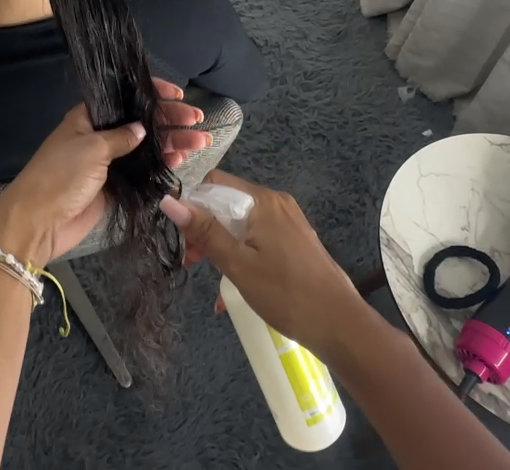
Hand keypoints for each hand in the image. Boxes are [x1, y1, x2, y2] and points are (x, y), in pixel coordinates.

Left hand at [0, 79, 210, 267]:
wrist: (38, 221)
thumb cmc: (61, 175)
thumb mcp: (91, 148)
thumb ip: (121, 136)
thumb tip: (143, 129)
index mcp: (90, 117)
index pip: (126, 97)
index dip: (153, 94)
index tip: (179, 96)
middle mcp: (101, 135)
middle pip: (142, 122)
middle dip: (170, 120)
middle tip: (198, 122)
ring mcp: (108, 162)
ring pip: (147, 147)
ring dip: (172, 143)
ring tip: (201, 143)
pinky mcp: (115, 187)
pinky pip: (143, 171)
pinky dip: (162, 166)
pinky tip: (181, 161)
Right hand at [159, 170, 370, 355]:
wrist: (340, 325)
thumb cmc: (286, 293)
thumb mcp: (238, 264)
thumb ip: (204, 232)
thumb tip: (169, 201)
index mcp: (262, 201)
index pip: (215, 184)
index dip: (193, 206)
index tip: (184, 238)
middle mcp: (276, 203)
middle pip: (229, 204)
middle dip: (206, 229)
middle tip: (192, 263)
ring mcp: (289, 222)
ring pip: (243, 223)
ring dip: (223, 245)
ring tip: (212, 277)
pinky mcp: (296, 242)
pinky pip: (260, 238)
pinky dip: (243, 254)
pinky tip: (236, 285)